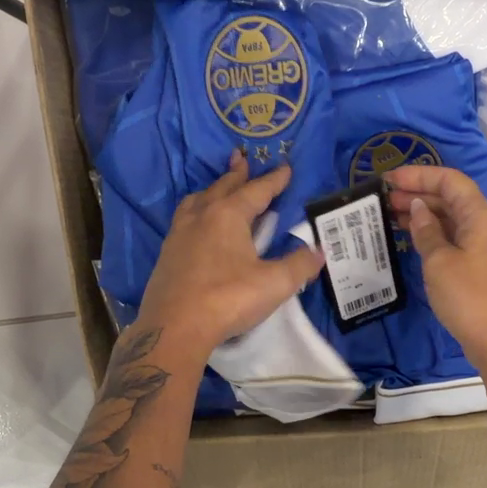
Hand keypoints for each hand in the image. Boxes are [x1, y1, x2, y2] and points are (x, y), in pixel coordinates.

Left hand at [138, 153, 324, 359]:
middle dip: (237, 175)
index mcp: (228, 215)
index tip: (285, 169)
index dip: (273, 180)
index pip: (256, 191)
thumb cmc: (228, 299)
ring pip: (197, 201)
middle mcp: (201, 216)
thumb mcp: (274, 284)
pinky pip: (184, 221)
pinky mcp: (167, 254)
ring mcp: (179, 234)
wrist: (176, 326)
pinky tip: (197, 226)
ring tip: (217, 190)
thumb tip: (319, 252)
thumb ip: (299, 266)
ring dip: (211, 191)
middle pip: (222, 187)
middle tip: (242, 160)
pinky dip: (196, 213)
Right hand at [387, 164, 486, 373]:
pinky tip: (413, 239)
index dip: (419, 176)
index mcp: (481, 215)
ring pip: (452, 220)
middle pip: (452, 199)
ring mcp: (486, 247)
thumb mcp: (439, 262)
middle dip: (419, 195)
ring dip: (424, 215)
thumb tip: (420, 209)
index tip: (389, 180)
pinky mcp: (481, 266)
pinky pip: (455, 239)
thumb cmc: (467, 297)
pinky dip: (434, 234)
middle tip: (385, 200)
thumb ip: (427, 231)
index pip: (450, 181)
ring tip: (391, 217)